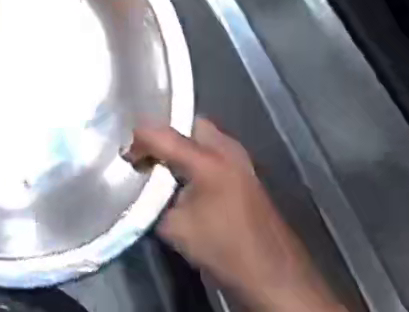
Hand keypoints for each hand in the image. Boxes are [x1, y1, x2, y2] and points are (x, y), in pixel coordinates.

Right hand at [127, 119, 345, 311]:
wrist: (281, 285)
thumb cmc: (227, 253)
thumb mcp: (176, 229)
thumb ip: (152, 199)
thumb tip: (142, 186)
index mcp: (207, 159)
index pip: (158, 133)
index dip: (136, 142)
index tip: (126, 159)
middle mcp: (226, 150)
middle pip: (185, 124)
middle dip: (164, 136)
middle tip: (148, 155)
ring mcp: (242, 162)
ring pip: (202, 136)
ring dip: (182, 146)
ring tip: (165, 166)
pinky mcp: (249, 177)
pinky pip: (215, 152)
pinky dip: (197, 157)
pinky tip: (187, 180)